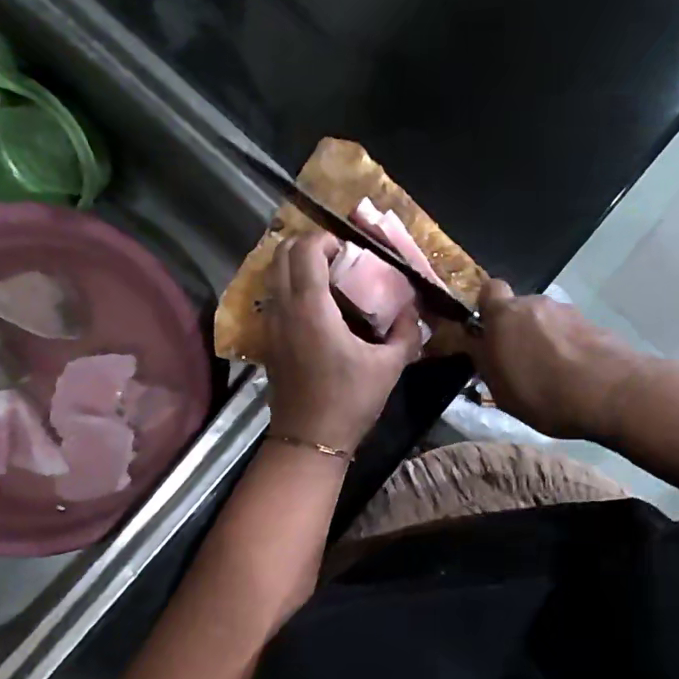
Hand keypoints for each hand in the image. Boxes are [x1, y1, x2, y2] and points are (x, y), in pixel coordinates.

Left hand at [260, 232, 423, 451]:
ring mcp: (270, 326)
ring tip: (324, 278)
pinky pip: (272, 299)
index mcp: (311, 308)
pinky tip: (314, 307)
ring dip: (294, 266)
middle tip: (335, 256)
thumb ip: (405, 332)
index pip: (306, 250)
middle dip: (307, 245)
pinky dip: (288, 288)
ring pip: (272, 276)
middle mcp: (284, 309)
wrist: (309, 440)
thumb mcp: (388, 367)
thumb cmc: (349, 401)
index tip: (347, 248)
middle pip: (281, 255)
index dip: (325, 239)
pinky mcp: (267, 342)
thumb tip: (412, 310)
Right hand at [463, 280, 650, 440]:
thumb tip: (472, 346)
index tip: (480, 334)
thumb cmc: (544, 394)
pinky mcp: (591, 323)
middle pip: (514, 308)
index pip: (485, 292)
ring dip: (537, 338)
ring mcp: (565, 311)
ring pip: (540, 320)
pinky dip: (561, 346)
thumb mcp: (500, 388)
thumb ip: (484, 361)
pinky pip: (564, 332)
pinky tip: (567, 373)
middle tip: (511, 360)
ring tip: (543, 372)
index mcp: (502, 315)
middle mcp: (533, 303)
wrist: (613, 393)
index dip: (482, 309)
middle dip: (510, 328)